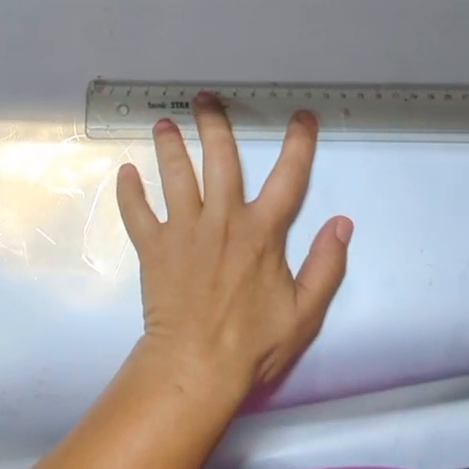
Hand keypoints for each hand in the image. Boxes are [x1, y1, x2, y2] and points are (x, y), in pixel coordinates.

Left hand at [116, 94, 352, 398]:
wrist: (195, 368)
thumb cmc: (252, 344)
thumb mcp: (305, 311)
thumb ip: (326, 266)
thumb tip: (343, 223)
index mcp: (262, 232)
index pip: (288, 178)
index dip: (298, 144)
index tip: (302, 117)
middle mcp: (223, 220)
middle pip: (220, 159)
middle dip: (215, 125)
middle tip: (206, 99)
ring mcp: (184, 231)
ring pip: (176, 176)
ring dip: (170, 146)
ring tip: (164, 123)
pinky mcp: (153, 248)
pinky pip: (136, 213)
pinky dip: (129, 192)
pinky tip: (125, 172)